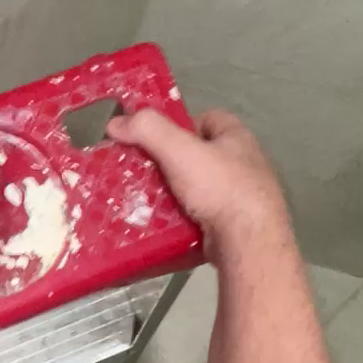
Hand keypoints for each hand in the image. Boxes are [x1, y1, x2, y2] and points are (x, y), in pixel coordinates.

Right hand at [108, 109, 293, 262]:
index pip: (208, 119)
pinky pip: (201, 216)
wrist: (247, 243)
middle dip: (170, 164)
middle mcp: (244, 165)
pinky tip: (163, 224)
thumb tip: (115, 122)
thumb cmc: (219, 187)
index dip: (179, 125)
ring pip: (198, 189)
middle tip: (143, 174)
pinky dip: (181, 219)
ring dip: (173, 195)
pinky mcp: (234, 226)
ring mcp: (241, 198)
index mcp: (238, 138)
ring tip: (145, 201)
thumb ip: (148, 130)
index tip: (154, 141)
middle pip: (199, 157)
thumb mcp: (179, 150)